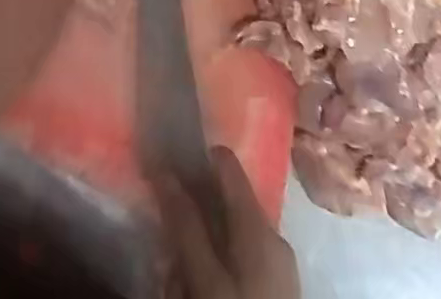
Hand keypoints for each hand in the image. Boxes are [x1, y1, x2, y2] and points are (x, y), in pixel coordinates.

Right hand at [157, 147, 299, 298]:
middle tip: (162, 230)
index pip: (226, 165)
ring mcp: (277, 265)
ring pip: (227, 233)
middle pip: (224, 201)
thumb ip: (185, 224)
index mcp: (259, 226)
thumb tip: (163, 170)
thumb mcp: (205, 278)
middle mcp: (273, 236)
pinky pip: (236, 260)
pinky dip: (213, 264)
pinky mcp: (274, 288)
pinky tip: (194, 286)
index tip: (164, 158)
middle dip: (190, 210)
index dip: (195, 156)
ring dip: (198, 244)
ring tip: (174, 272)